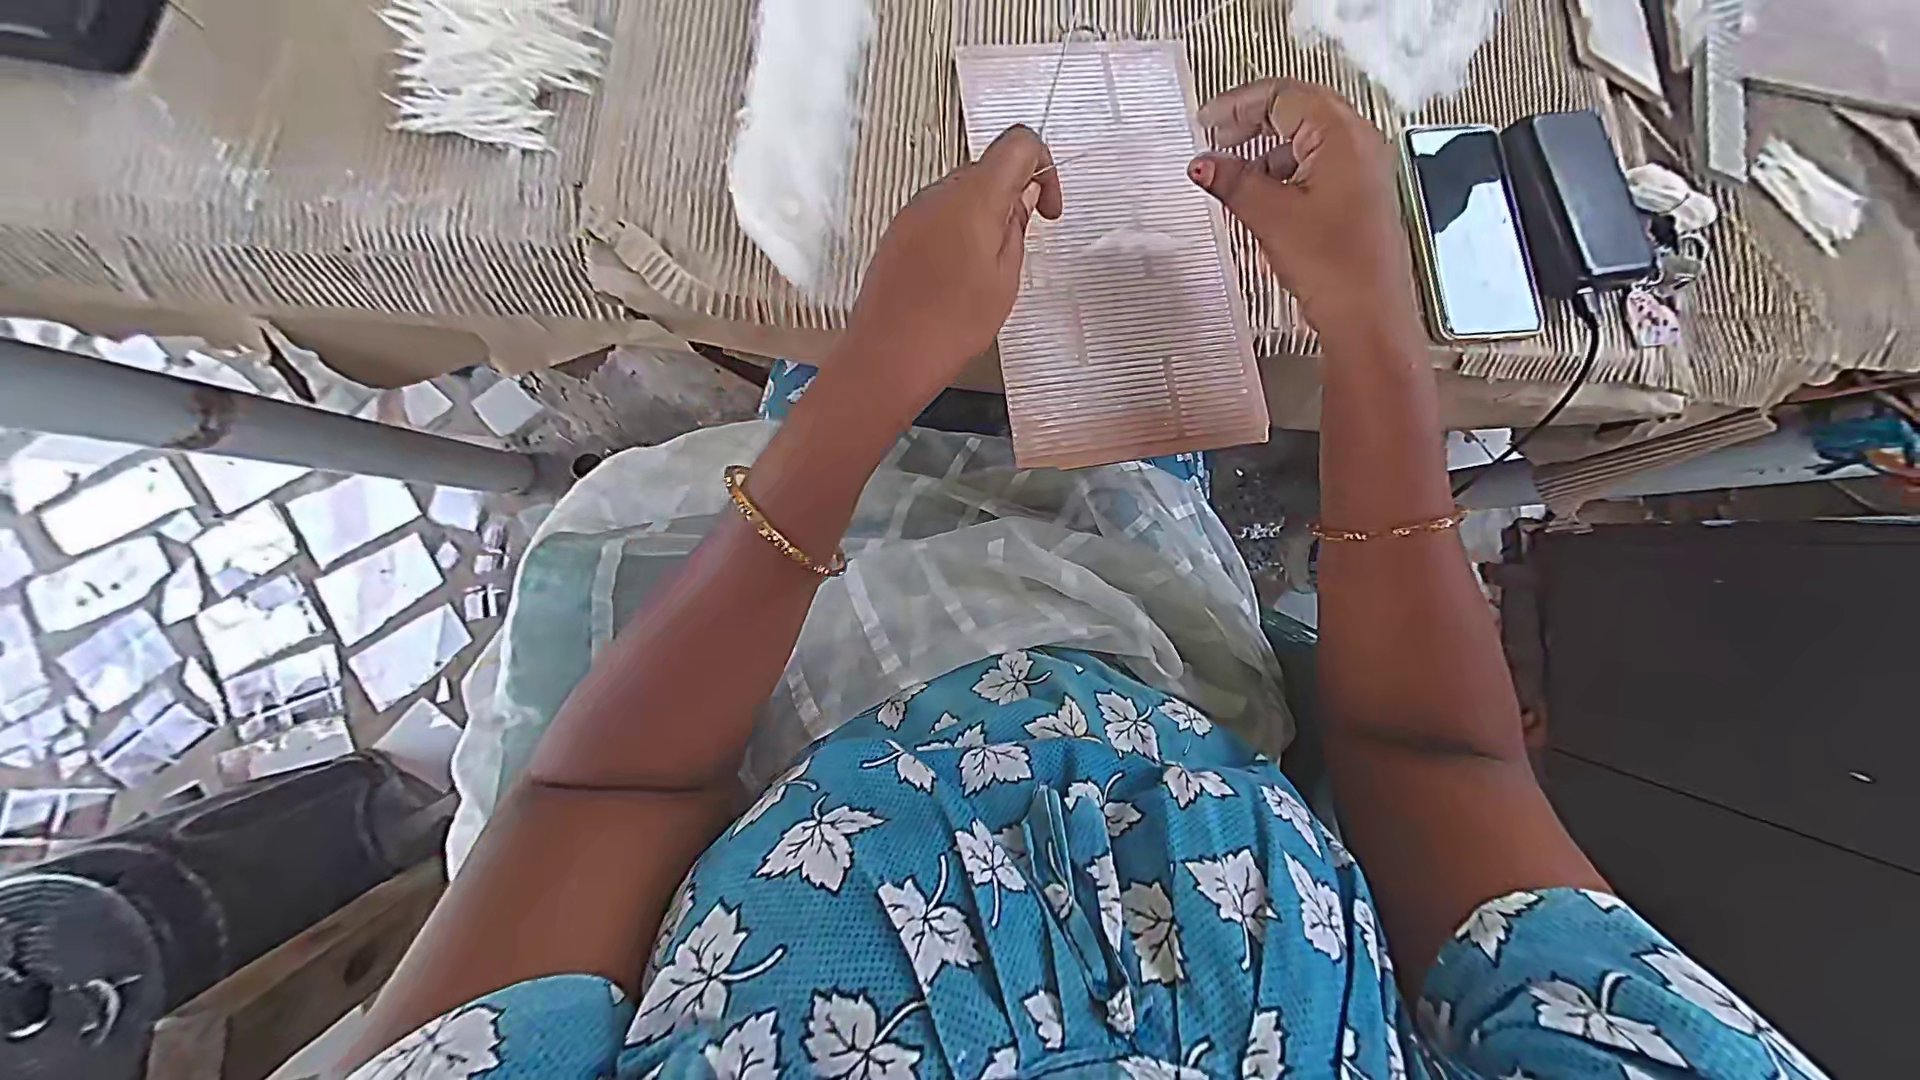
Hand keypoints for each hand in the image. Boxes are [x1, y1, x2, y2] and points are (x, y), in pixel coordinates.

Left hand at [840, 124, 1063, 405]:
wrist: (891, 355)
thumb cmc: (947, 325)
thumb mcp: (1004, 279)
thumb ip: (1017, 228)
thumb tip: (1021, 200)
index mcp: (974, 197)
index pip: (1018, 144)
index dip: (1042, 167)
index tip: (1045, 204)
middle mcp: (938, 195)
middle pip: (986, 170)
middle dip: (1010, 199)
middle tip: (1019, 243)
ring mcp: (912, 214)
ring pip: (959, 197)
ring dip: (981, 220)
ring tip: (985, 272)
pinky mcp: (896, 236)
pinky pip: (935, 220)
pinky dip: (954, 235)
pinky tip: (957, 279)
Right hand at [1187, 79, 1419, 341]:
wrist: (1367, 309)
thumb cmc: (1336, 265)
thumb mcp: (1271, 217)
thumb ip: (1233, 183)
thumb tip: (1204, 164)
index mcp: (1341, 135)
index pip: (1282, 96)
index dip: (1238, 105)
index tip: (1208, 120)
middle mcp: (1358, 143)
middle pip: (1296, 112)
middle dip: (1251, 123)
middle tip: (1216, 140)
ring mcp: (1360, 169)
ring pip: (1304, 142)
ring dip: (1265, 152)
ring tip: (1234, 175)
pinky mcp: (1355, 196)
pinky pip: (1314, 168)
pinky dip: (1282, 174)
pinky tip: (1262, 199)